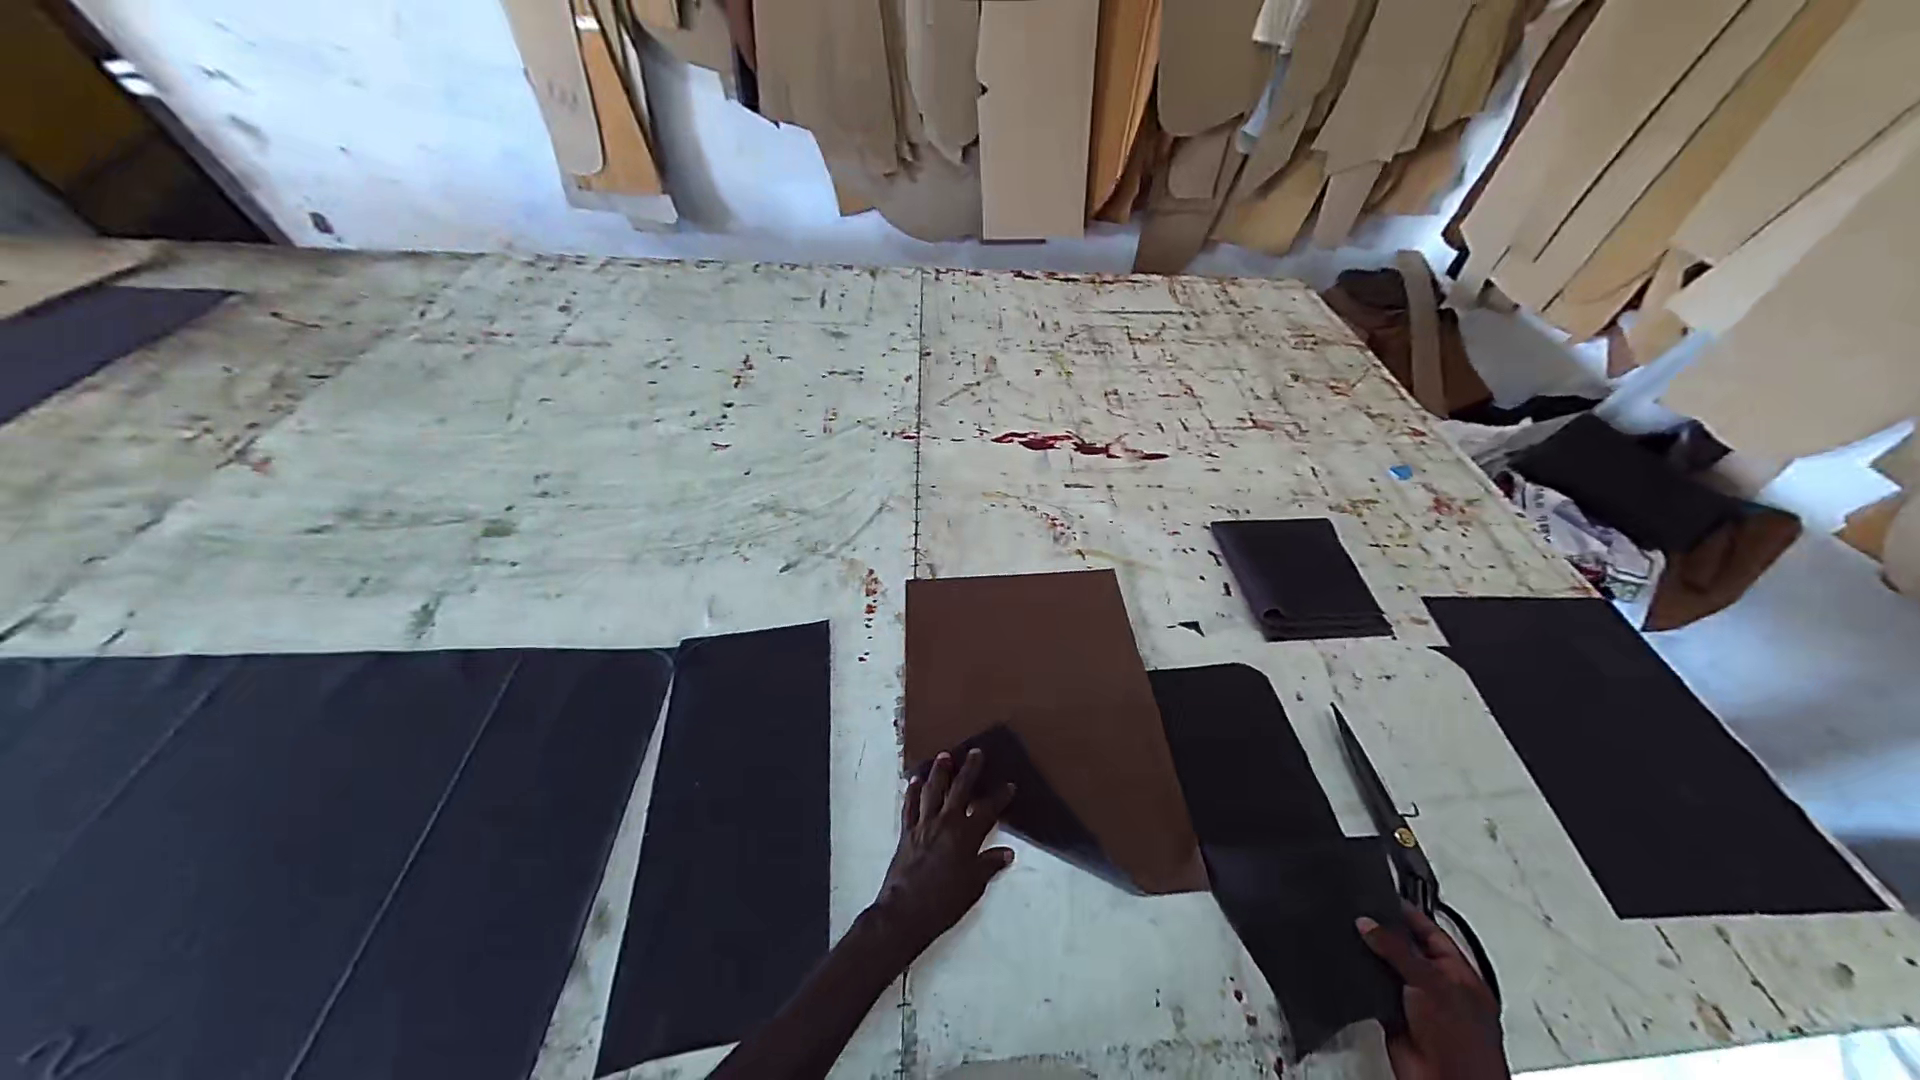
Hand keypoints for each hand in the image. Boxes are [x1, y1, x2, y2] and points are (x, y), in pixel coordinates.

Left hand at [869, 748, 1016, 958]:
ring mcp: (923, 825)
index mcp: (965, 835)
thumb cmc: (944, 901)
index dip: (1000, 797)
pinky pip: (910, 806)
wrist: (905, 912)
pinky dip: (913, 791)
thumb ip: (989, 865)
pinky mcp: (906, 832)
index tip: (1010, 785)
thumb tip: (1007, 853)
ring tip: (944, 756)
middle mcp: (945, 823)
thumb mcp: (973, 886)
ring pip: (933, 791)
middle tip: (976, 752)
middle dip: (970, 770)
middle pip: (960, 790)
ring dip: (940, 772)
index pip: (988, 810)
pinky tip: (915, 780)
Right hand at [1358, 905, 1508, 1079]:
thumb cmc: (1464, 1045)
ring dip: (1369, 954)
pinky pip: (1372, 988)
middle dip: (1383, 932)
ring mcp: (1415, 1002)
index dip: (1407, 913)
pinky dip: (1360, 977)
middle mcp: (1437, 986)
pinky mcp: (1393, 1015)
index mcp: (1458, 975)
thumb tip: (1368, 923)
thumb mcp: (1432, 984)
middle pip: (1405, 948)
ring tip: (1347, 930)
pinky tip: (1346, 962)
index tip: (1383, 895)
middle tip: (1358, 911)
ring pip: (1386, 967)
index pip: (1429, 932)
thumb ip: (1398, 950)